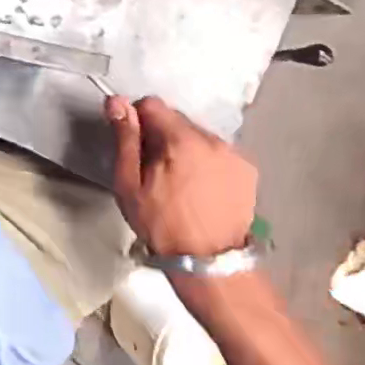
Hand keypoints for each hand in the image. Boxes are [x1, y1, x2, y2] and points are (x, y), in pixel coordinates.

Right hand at [106, 95, 257, 259]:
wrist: (208, 262)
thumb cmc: (161, 224)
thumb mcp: (129, 184)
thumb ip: (125, 139)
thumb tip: (116, 101)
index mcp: (180, 139)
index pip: (153, 104)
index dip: (137, 122)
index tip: (135, 149)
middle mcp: (212, 138)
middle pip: (177, 120)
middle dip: (162, 137)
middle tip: (154, 171)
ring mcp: (233, 153)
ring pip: (198, 136)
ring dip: (184, 149)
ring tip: (178, 183)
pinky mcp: (247, 169)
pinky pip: (218, 153)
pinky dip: (205, 162)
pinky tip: (200, 189)